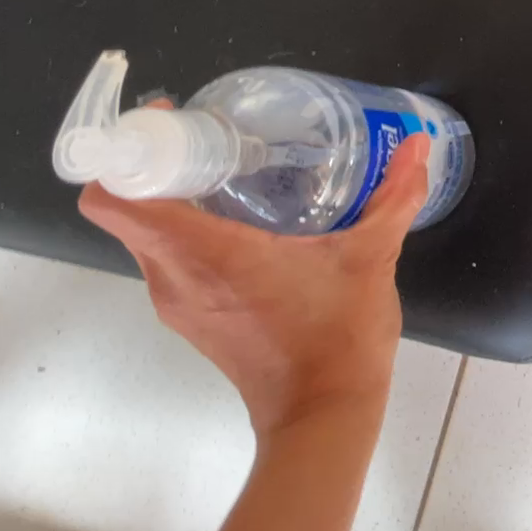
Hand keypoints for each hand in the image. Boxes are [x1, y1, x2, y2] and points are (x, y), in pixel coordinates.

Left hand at [79, 108, 429, 435]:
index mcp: (205, 256)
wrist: (324, 410)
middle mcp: (174, 278)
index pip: (116, 199)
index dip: (125, 151)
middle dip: (163, 163)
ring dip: (179, 197)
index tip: (175, 119)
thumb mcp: (373, 256)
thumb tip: (415, 143)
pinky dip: (194, 227)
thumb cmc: (340, 332)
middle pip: (130, 209)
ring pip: (151, 234)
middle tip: (224, 135)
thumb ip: (395, 195)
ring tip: (242, 169)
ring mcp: (179, 301)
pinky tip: (254, 217)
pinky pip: (172, 257)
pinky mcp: (195, 315)